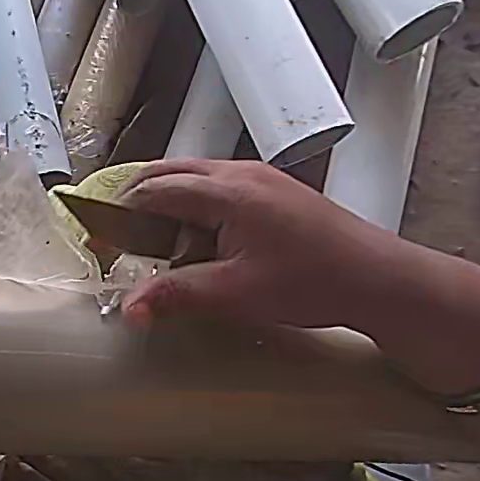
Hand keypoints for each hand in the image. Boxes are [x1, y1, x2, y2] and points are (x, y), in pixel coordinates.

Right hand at [117, 159, 401, 328]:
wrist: (378, 278)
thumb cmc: (315, 281)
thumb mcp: (237, 293)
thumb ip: (177, 295)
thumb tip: (130, 307)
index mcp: (228, 192)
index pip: (153, 191)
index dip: (119, 216)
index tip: (101, 243)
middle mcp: (239, 173)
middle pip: (167, 173)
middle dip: (135, 202)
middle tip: (119, 237)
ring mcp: (257, 177)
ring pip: (190, 176)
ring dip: (164, 203)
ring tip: (156, 243)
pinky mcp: (270, 189)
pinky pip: (215, 186)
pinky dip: (192, 206)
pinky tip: (197, 240)